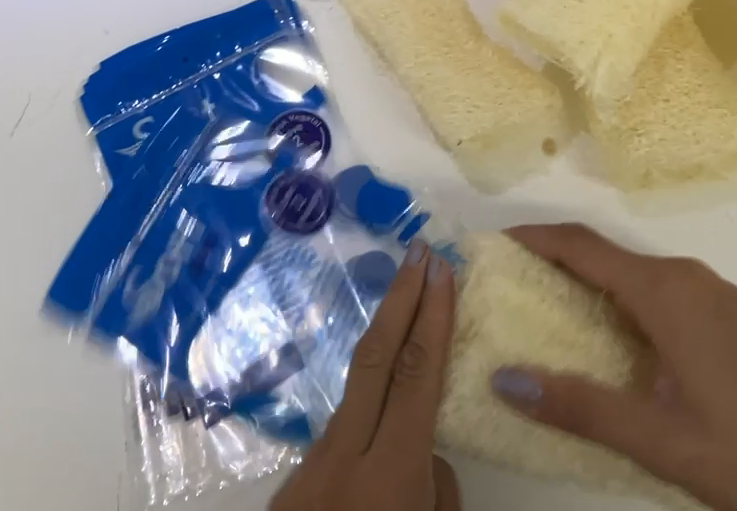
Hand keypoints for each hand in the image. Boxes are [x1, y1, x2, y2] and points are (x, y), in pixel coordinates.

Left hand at [270, 242, 459, 510]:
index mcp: (389, 471)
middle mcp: (345, 452)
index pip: (416, 375)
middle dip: (400, 297)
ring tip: (408, 305)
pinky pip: (341, 425)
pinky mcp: (295, 476)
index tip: (441, 267)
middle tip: (420, 249)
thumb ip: (440, 487)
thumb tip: (426, 449)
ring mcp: (312, 460)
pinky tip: (385, 401)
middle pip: (374, 356)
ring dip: (384, 341)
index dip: (432, 317)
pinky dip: (368, 400)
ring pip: (354, 388)